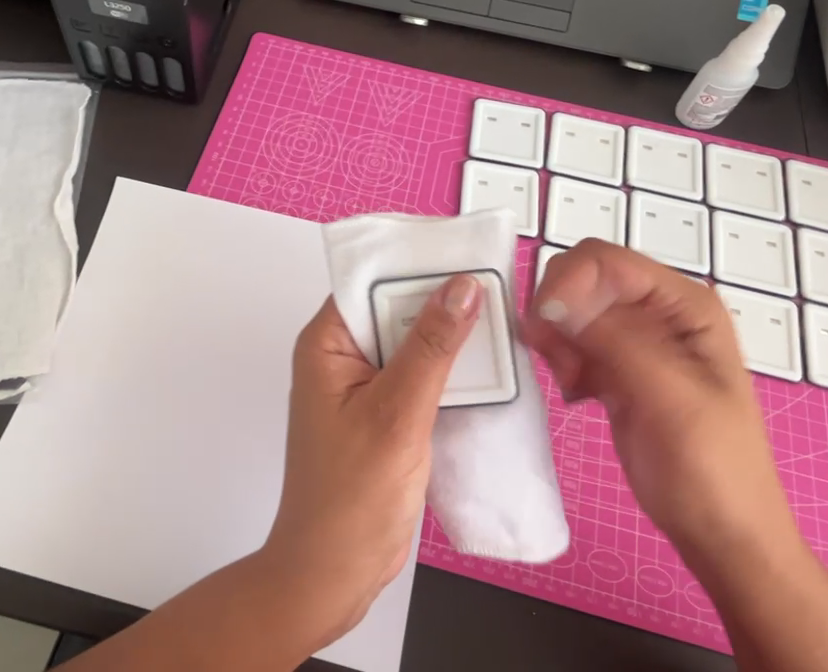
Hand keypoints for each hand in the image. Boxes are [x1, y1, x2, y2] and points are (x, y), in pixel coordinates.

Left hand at [261, 276, 481, 646]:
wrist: (334, 575)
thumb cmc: (351, 498)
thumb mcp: (397, 414)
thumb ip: (431, 347)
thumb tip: (461, 285)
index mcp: (326, 344)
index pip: (370, 282)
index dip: (414, 265)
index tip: (464, 253)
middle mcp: (341, 357)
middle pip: (395, 309)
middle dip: (441, 300)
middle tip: (495, 286)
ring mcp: (363, 387)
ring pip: (412, 343)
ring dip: (450, 338)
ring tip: (501, 321)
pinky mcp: (384, 414)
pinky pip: (418, 376)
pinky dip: (449, 372)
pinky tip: (487, 369)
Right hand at [521, 240, 794, 565]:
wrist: (724, 537)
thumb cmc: (711, 469)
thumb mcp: (670, 399)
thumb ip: (615, 339)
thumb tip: (552, 298)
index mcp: (683, 304)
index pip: (605, 261)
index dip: (567, 284)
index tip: (546, 329)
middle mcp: (658, 311)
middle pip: (582, 279)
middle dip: (559, 313)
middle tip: (564, 365)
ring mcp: (636, 339)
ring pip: (569, 310)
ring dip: (558, 340)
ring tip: (574, 384)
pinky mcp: (616, 367)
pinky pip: (571, 341)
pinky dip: (562, 360)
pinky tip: (577, 394)